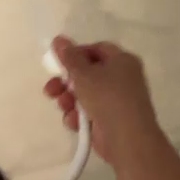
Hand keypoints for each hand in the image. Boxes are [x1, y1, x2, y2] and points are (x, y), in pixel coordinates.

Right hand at [43, 36, 158, 160]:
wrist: (128, 139)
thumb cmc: (107, 98)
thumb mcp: (84, 74)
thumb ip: (69, 57)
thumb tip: (59, 39)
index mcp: (122, 61)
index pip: (97, 49)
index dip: (77, 54)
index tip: (59, 62)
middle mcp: (122, 78)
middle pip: (87, 73)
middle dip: (66, 82)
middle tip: (51, 89)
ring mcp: (117, 100)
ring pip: (85, 94)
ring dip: (69, 100)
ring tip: (63, 106)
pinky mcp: (110, 120)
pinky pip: (90, 112)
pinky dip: (79, 116)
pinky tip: (73, 122)